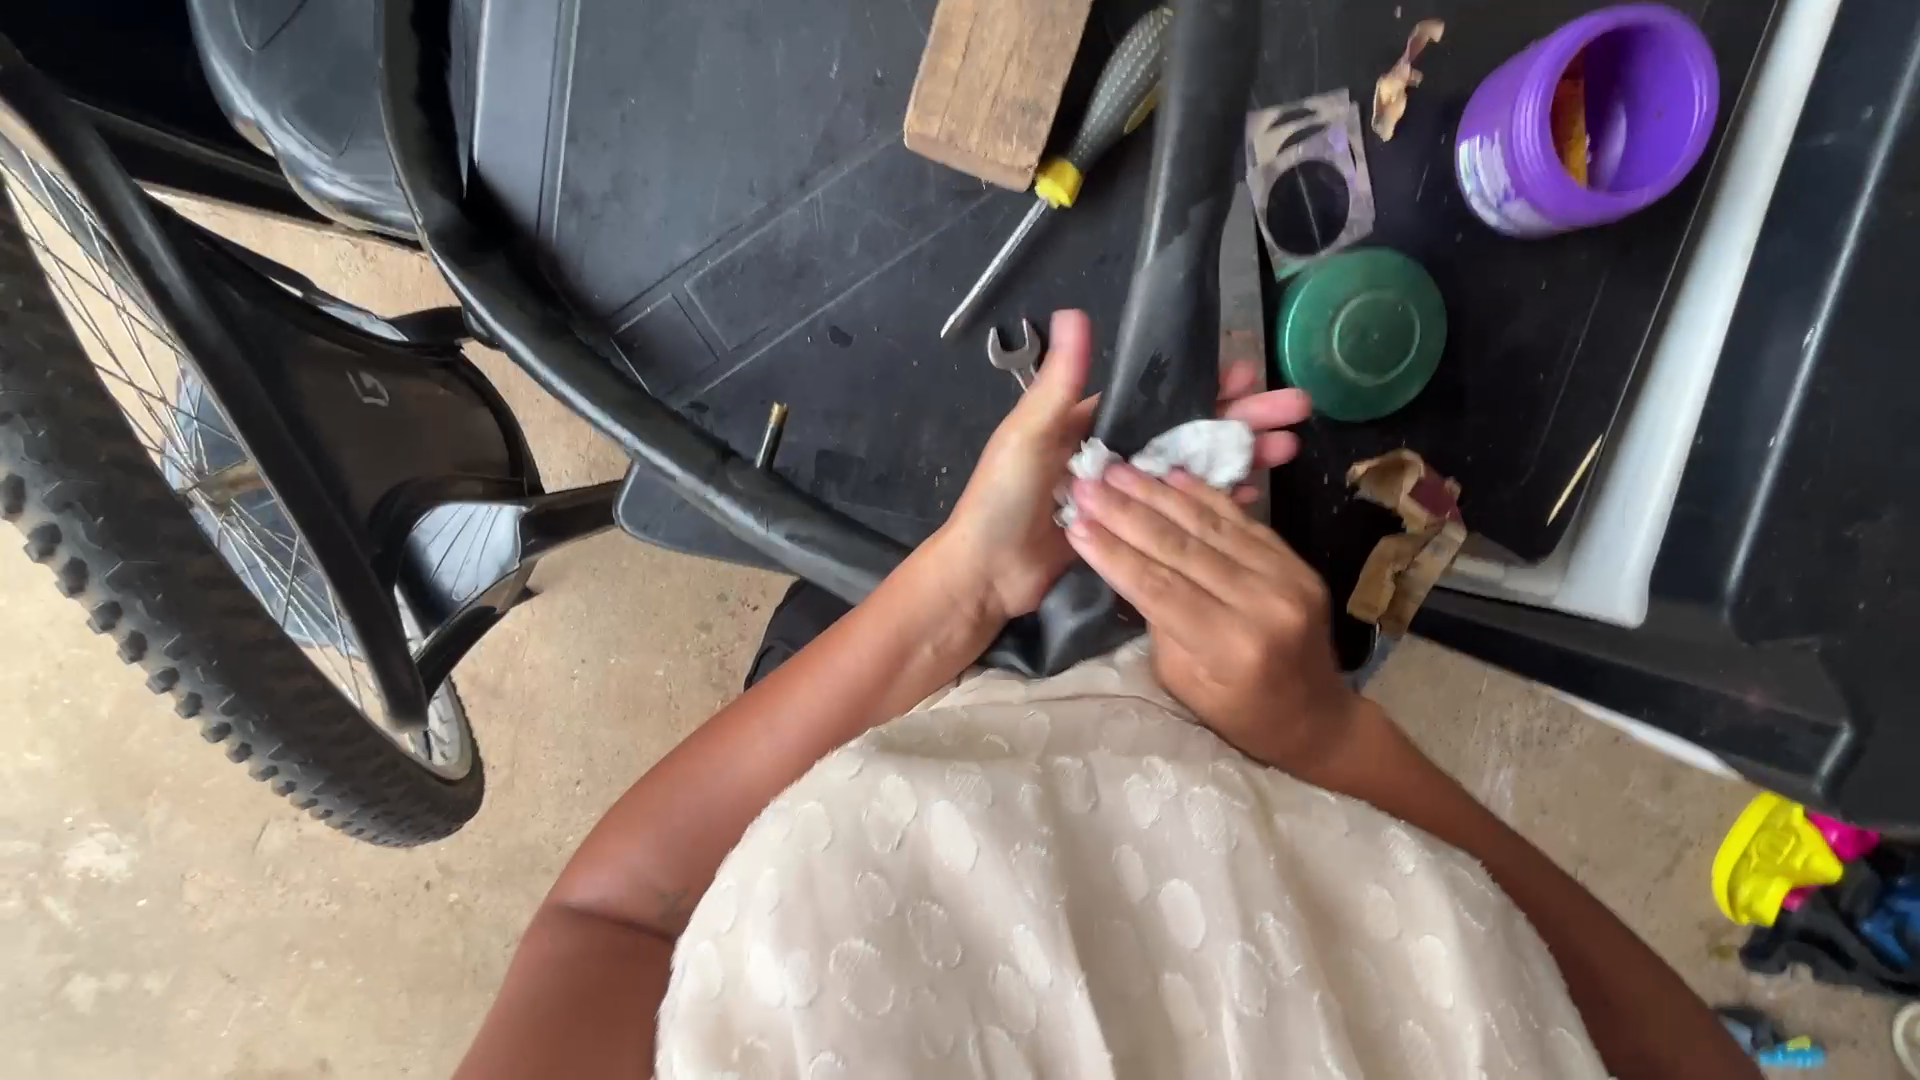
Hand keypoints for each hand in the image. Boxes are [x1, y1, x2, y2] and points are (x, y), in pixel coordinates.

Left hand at [937, 309, 1313, 621]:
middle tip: (1296, 409)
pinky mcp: (1130, 532)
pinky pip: (1179, 513)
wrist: (986, 574)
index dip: (1204, 383)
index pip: (1158, 395)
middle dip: (1240, 417)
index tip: (1250, 370)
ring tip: (1289, 449)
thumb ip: (1059, 381)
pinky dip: (1213, 503)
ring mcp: (1123, 495)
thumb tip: (1074, 312)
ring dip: (1237, 456)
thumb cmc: (1002, 500)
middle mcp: (1113, 453)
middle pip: (1186, 429)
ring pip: (1190, 469)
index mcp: (1090, 422)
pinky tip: (1253, 496)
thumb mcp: (1027, 435)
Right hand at [1063, 465, 1365, 775]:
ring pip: (1209, 524)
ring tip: (1116, 471)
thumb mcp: (1182, 679)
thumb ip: (1160, 620)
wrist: (1316, 717)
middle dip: (1124, 513)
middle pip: (1180, 548)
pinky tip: (1168, 475)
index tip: (1074, 524)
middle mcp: (1264, 604)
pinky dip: (1202, 494)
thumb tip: (1128, 561)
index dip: (1113, 553)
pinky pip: (1241, 520)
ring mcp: (1288, 578)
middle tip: (1086, 486)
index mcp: (1231, 646)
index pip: (1158, 587)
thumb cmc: (1238, 712)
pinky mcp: (1297, 562)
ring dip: (1156, 494)